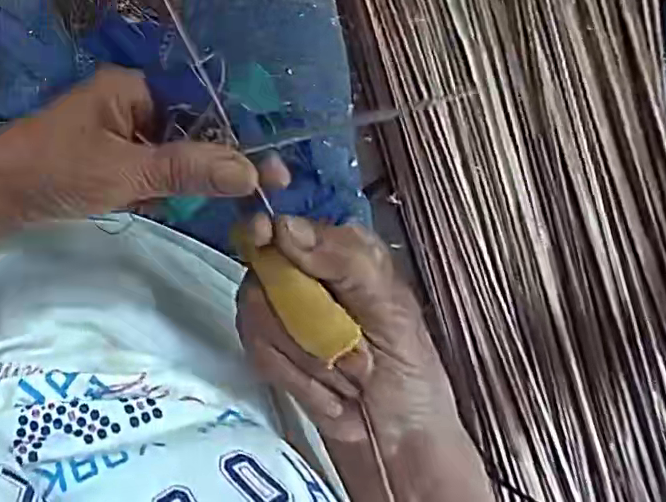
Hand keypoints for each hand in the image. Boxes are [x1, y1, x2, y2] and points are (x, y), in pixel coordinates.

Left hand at [0, 66, 260, 227]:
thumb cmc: (56, 170)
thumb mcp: (124, 172)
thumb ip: (185, 169)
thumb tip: (250, 170)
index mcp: (130, 87)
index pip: (196, 102)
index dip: (232, 134)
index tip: (270, 168)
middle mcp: (127, 100)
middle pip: (186, 129)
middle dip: (211, 162)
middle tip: (256, 196)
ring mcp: (116, 128)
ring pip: (169, 152)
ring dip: (184, 179)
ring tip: (211, 204)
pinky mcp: (106, 154)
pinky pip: (147, 166)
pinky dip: (159, 188)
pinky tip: (165, 206)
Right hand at [236, 210, 492, 499]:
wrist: (400, 444)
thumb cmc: (408, 370)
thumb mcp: (392, 310)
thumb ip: (345, 261)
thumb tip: (284, 226)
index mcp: (334, 246)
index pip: (282, 222)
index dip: (264, 228)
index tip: (262, 237)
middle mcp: (297, 267)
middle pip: (262, 267)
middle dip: (307, 319)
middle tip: (354, 353)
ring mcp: (275, 303)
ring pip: (256, 310)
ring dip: (308, 357)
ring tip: (348, 378)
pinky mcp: (263, 341)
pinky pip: (258, 348)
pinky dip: (298, 380)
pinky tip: (329, 392)